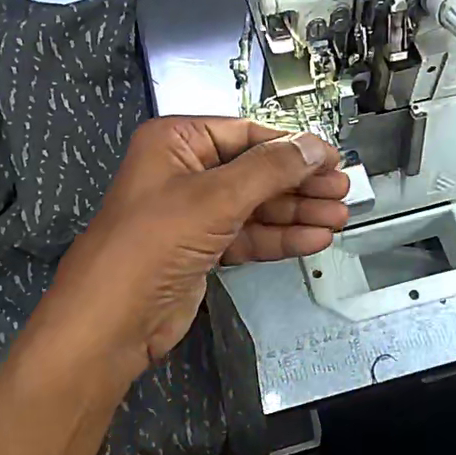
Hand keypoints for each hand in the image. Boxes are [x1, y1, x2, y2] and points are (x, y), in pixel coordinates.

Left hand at [42, 117, 347, 375]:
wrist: (115, 320)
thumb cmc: (147, 247)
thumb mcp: (216, 197)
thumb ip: (271, 169)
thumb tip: (314, 147)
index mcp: (176, 143)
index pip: (247, 134)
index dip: (292, 147)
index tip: (330, 158)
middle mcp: (186, 173)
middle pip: (259, 171)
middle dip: (302, 184)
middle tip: (340, 190)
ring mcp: (197, 214)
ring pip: (260, 206)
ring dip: (299, 213)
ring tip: (337, 217)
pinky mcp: (206, 248)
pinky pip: (253, 235)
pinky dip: (283, 238)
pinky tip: (313, 238)